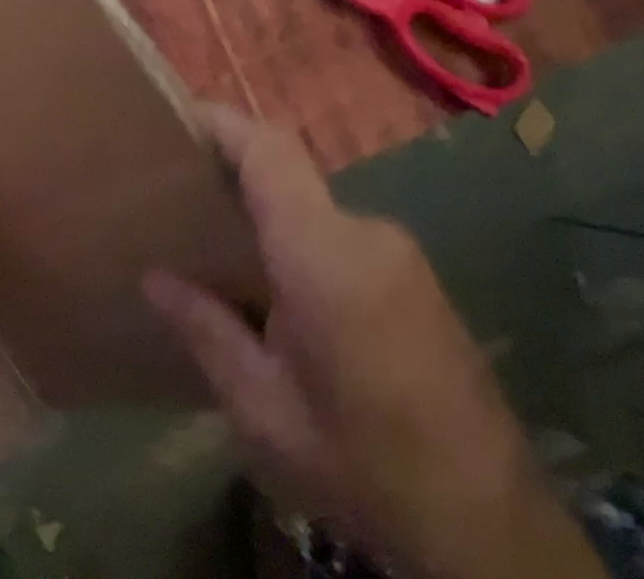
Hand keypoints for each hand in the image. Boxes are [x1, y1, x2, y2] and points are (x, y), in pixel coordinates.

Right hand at [143, 107, 604, 578]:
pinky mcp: (417, 283)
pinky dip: (294, 246)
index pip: (271, 152)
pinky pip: (338, 238)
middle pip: (287, 179)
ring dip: (261, 221)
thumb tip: (154, 276)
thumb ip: (206, 330)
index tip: (172, 118)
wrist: (489, 527)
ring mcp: (401, 258)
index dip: (222, 122)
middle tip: (168, 207)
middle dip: (227, 182)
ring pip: (311, 212)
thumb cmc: (359, 462)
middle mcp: (369, 237)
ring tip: (207, 257)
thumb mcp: (260, 408)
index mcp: (325, 256)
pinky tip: (266, 295)